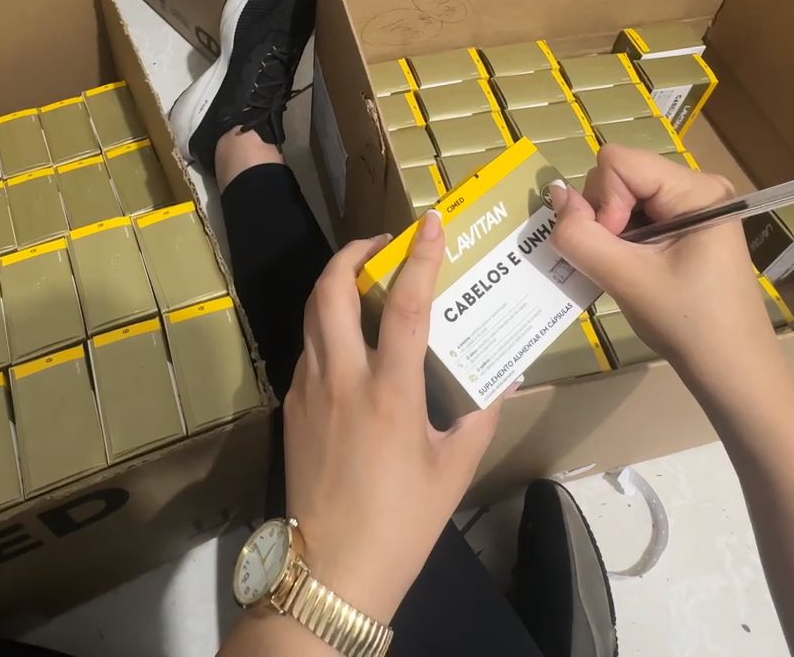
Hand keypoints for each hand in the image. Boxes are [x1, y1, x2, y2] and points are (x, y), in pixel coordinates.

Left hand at [282, 212, 504, 623]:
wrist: (329, 572)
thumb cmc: (400, 523)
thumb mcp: (452, 471)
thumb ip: (479, 417)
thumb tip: (503, 378)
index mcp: (388, 392)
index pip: (406, 306)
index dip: (419, 258)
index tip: (429, 221)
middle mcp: (340, 377)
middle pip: (331, 290)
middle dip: (351, 253)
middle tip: (379, 245)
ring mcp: (307, 388)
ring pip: (311, 313)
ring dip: (334, 286)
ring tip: (363, 282)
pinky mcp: (290, 405)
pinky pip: (306, 347)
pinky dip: (326, 325)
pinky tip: (349, 342)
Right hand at [548, 145, 774, 376]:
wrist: (731, 371)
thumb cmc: (687, 324)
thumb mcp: (625, 279)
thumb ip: (580, 235)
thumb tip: (555, 193)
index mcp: (696, 189)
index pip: (617, 162)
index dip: (603, 202)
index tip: (620, 248)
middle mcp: (696, 186)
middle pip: (618, 174)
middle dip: (604, 215)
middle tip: (622, 261)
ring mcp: (691, 204)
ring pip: (620, 193)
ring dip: (609, 229)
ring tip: (628, 267)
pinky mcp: (684, 223)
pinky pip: (633, 210)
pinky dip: (620, 236)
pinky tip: (634, 265)